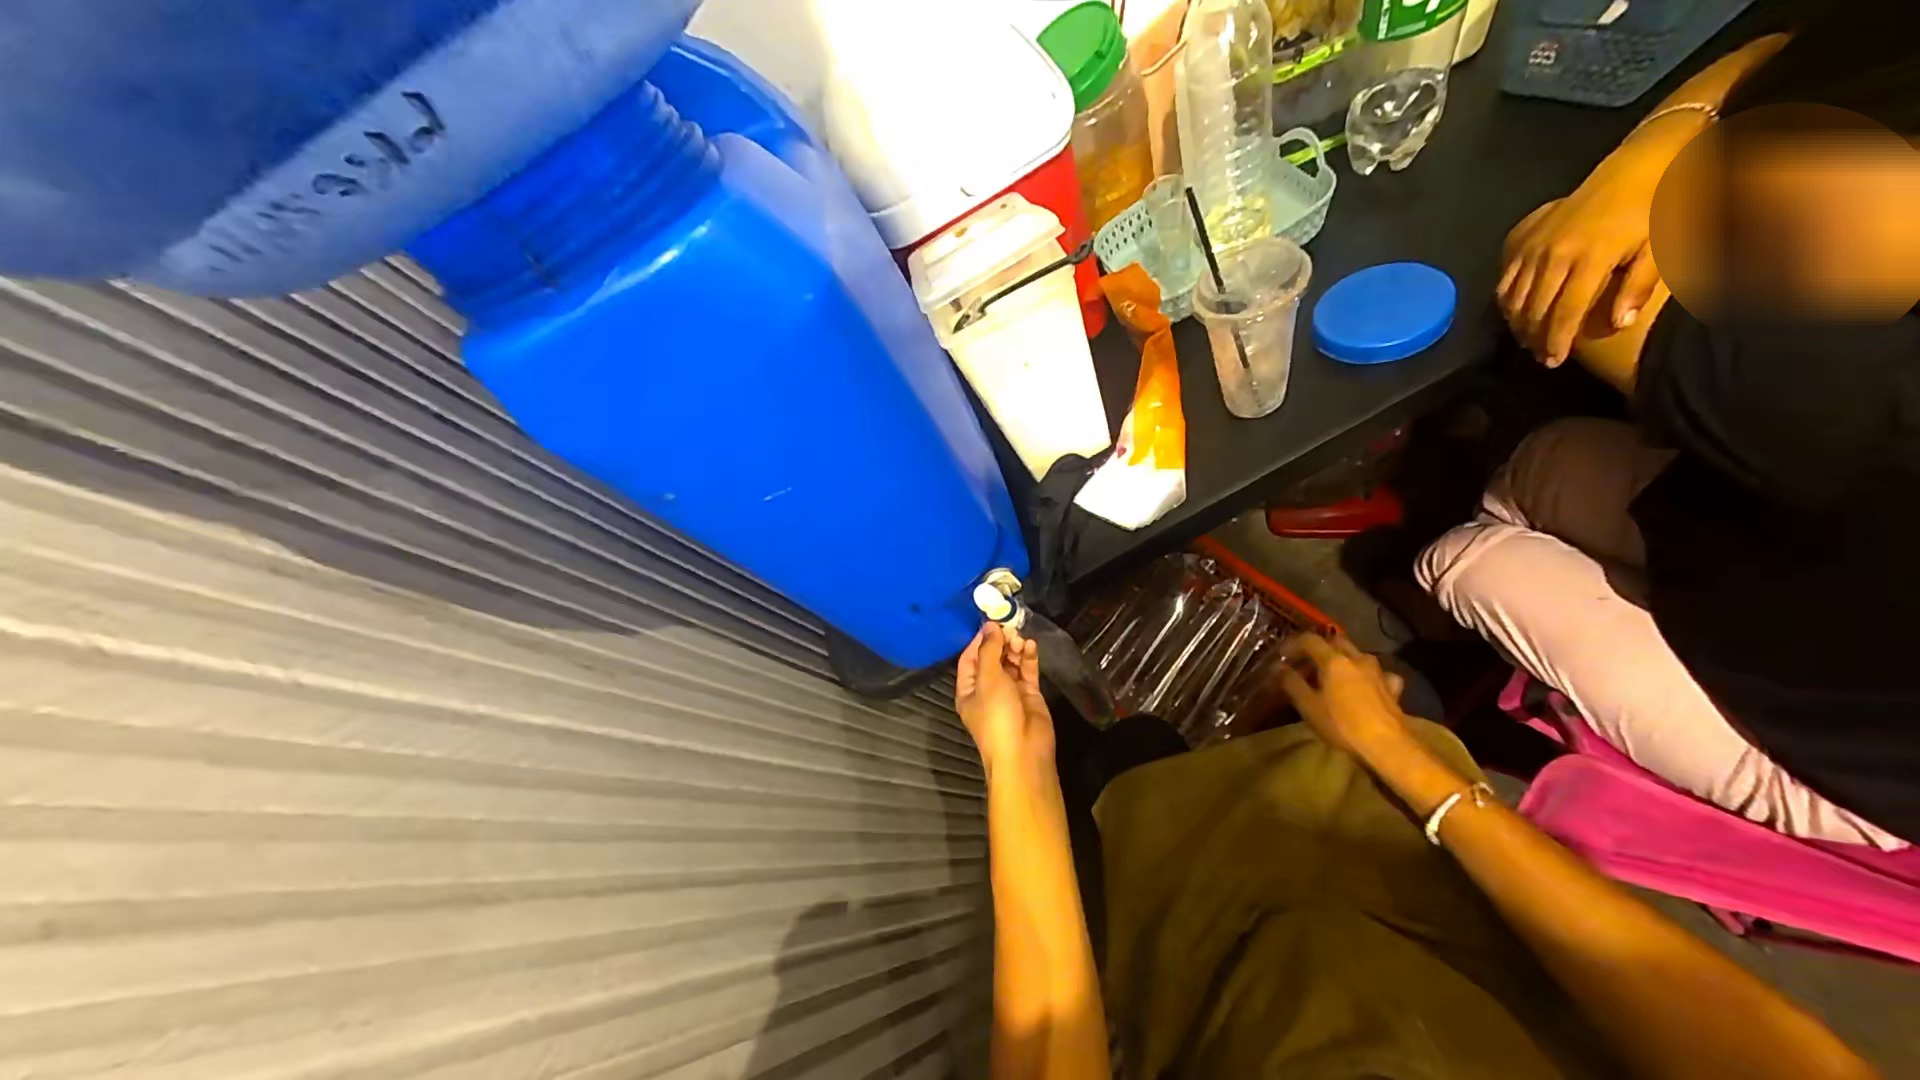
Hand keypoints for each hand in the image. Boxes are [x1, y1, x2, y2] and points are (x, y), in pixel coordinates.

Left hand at [955, 623, 1053, 771]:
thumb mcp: (988, 680)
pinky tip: (1030, 645)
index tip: (991, 622)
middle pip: (991, 658)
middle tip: (1010, 626)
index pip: (969, 658)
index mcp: (968, 690)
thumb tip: (990, 626)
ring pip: (1010, 663)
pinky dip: (1028, 657)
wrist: (1025, 752)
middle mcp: (987, 690)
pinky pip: (1027, 671)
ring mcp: (1009, 692)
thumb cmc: (997, 716)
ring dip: (1014, 648)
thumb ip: (989, 651)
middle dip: (1000, 642)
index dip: (979, 640)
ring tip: (1020, 638)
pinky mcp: (1029, 694)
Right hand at [1277, 634, 1412, 757]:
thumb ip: (1291, 682)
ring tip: (1335, 675)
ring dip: (1344, 659)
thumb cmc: (1342, 725)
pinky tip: (1367, 685)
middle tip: (1308, 663)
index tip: (1283, 655)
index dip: (1293, 644)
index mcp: (1334, 661)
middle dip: (1320, 648)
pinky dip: (1369, 675)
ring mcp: (1378, 672)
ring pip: (1358, 655)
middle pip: (1336, 642)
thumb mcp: (1308, 706)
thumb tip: (1278, 666)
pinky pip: (1379, 674)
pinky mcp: (1393, 688)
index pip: (1310, 640)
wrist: (1387, 745)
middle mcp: (1357, 659)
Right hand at [1498, 163, 1663, 366]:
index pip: (1566, 311)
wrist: (1638, 163)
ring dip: (1519, 325)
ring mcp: (1536, 249)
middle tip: (1542, 358)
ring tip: (1528, 341)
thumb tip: (1620, 324)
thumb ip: (1640, 285)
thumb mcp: (1662, 243)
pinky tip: (1514, 315)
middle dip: (1536, 338)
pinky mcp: (1525, 243)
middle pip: (1535, 309)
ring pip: (1516, 299)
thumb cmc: (1657, 205)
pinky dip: (1506, 303)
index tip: (1555, 361)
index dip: (1558, 339)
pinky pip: (1506, 281)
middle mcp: (1555, 256)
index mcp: (1590, 258)